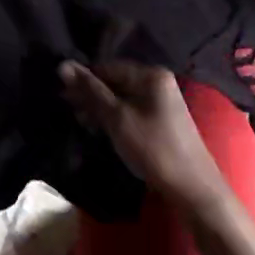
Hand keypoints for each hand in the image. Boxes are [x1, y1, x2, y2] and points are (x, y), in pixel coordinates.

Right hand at [58, 59, 227, 208]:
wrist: (193, 189)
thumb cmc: (153, 147)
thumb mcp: (116, 117)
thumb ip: (90, 90)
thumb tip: (62, 65)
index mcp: (151, 75)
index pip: (105, 67)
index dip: (82, 80)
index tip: (62, 95)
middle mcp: (157, 83)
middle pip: (113, 82)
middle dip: (89, 95)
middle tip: (67, 108)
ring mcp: (160, 102)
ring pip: (119, 98)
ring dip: (98, 108)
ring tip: (80, 121)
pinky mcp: (159, 120)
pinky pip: (129, 110)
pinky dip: (112, 117)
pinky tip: (97, 128)